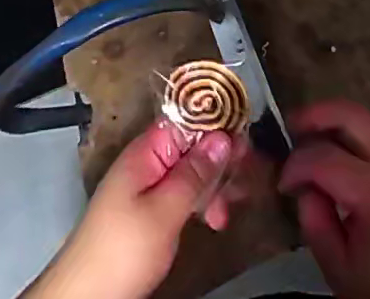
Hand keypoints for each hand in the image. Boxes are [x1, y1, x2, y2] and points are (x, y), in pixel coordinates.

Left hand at [24, 120, 243, 298]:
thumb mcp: (164, 211)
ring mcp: (150, 187)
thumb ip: (196, 172)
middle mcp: (150, 162)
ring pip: (193, 171)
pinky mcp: (152, 211)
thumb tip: (224, 135)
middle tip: (247, 178)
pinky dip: (203, 202)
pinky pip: (185, 193)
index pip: (189, 119)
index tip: (247, 138)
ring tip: (230, 209)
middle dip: (222, 160)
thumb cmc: (122, 251)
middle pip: (195, 144)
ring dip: (216, 185)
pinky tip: (216, 219)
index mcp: (147, 151)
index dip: (219, 123)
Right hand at [277, 100, 369, 298]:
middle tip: (288, 129)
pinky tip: (332, 152)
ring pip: (364, 119)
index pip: (323, 157)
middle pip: (351, 115)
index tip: (280, 185)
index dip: (295, 165)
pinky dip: (349, 132)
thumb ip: (315, 222)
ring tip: (305, 138)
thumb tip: (304, 187)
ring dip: (332, 121)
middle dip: (315, 115)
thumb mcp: (339, 268)